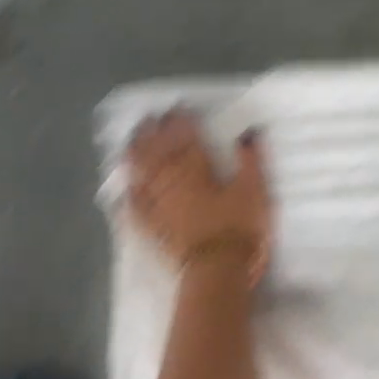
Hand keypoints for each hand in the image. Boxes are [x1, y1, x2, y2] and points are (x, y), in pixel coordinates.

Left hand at [126, 110, 273, 284]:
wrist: (217, 271)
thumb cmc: (240, 228)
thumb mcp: (256, 190)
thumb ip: (251, 160)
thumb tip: (247, 133)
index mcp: (196, 169)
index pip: (185, 138)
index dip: (181, 121)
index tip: (177, 108)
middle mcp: (170, 182)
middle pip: (156, 151)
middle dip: (151, 133)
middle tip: (148, 118)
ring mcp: (156, 206)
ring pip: (140, 174)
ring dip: (134, 155)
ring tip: (130, 142)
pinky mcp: (151, 229)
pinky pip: (133, 208)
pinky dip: (127, 195)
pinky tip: (123, 189)